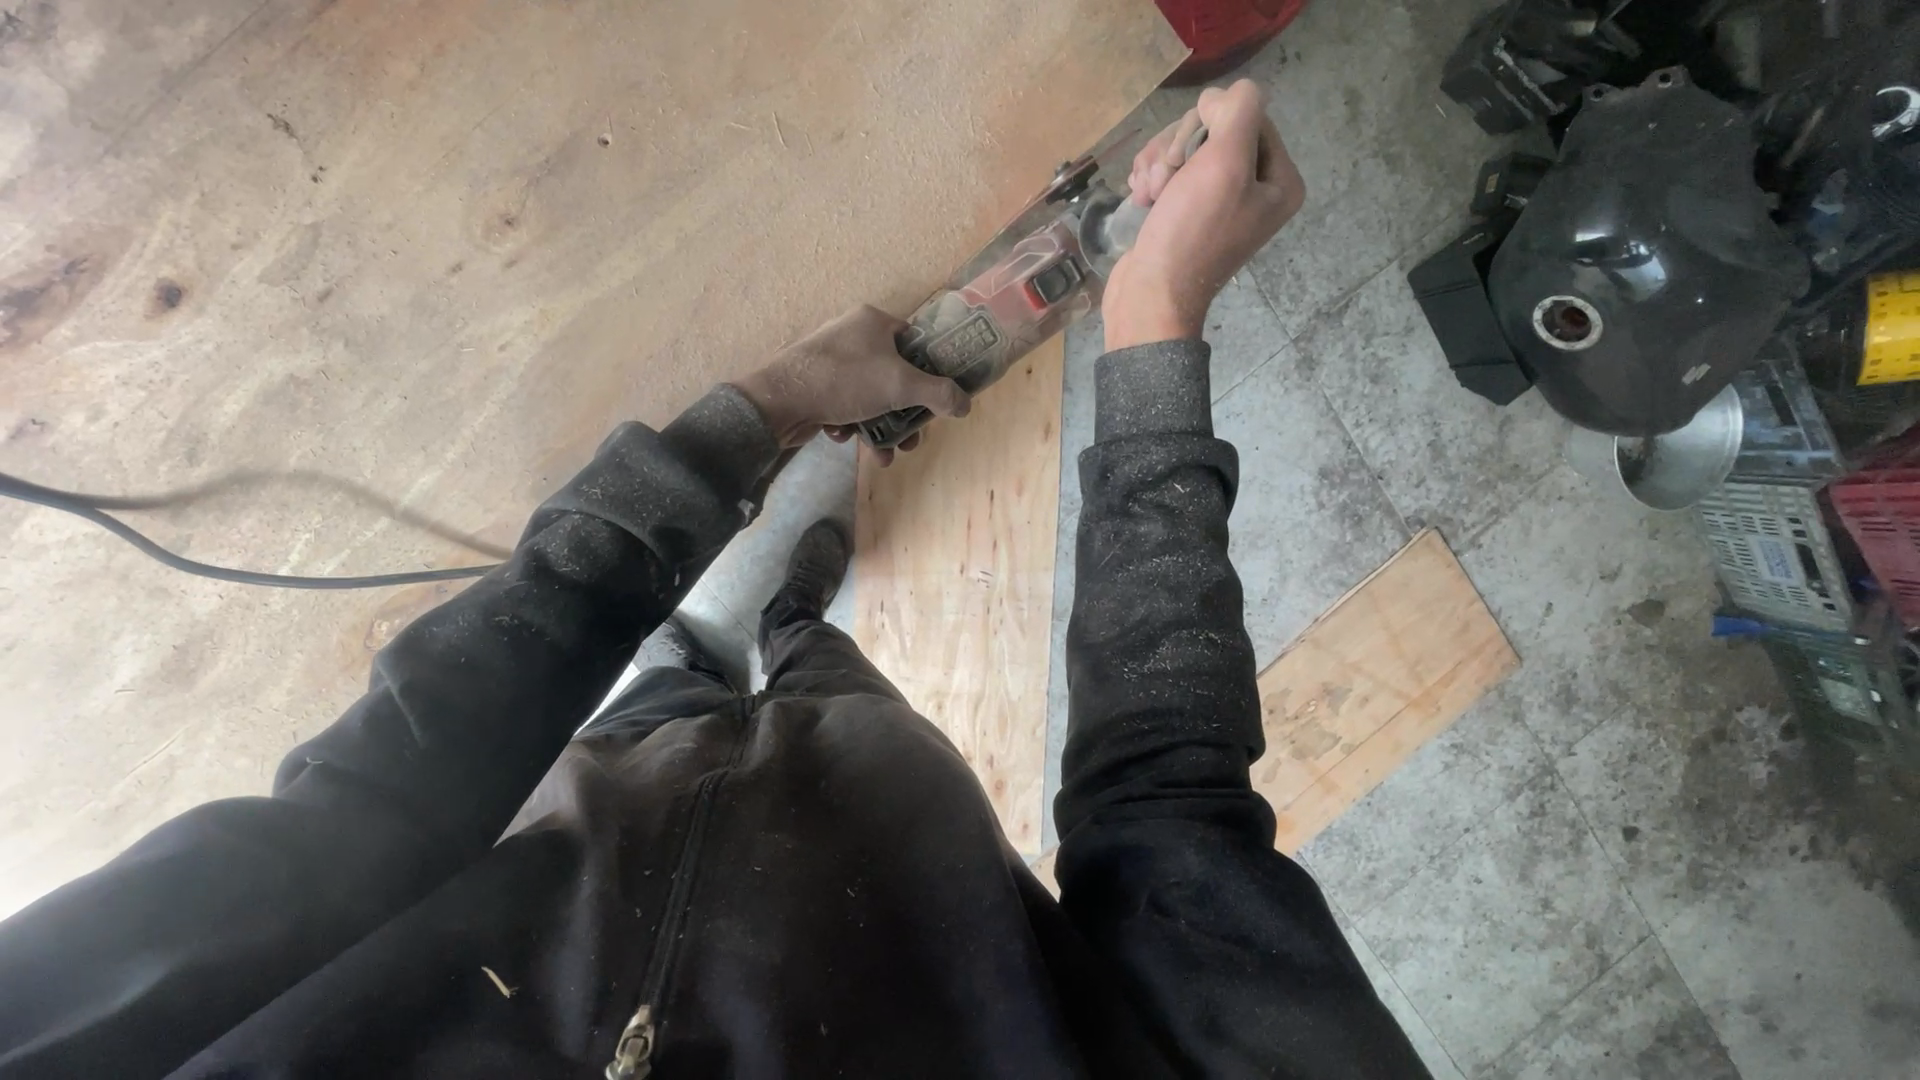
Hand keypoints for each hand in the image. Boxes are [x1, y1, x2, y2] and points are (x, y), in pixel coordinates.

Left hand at [732, 305, 970, 461]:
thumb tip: (967, 405)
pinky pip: (846, 404)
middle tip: (912, 439)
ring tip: (883, 455)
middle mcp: (852, 335)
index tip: (937, 399)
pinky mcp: (815, 385)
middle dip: (904, 414)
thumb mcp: (901, 386)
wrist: (779, 400)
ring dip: (879, 428)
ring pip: (871, 397)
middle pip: (895, 376)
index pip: (914, 342)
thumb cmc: (845, 380)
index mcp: (873, 321)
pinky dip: (851, 424)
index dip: (930, 371)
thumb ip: (939, 394)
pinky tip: (846, 439)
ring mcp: (832, 360)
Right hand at [1103, 79, 1305, 351]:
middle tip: (1163, 178)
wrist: (1150, 295)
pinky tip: (1140, 197)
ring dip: (1160, 163)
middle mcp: (1255, 191)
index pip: (1249, 117)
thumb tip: (1220, 98)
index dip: (1210, 124)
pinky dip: (1151, 179)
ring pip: (1187, 149)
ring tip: (1147, 192)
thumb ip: (1238, 111)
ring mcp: (1218, 204)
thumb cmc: (1191, 233)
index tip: (1185, 156)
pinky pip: (1170, 172)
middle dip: (1179, 148)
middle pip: (1215, 132)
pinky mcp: (1185, 214)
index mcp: (1281, 182)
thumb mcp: (1225, 163)